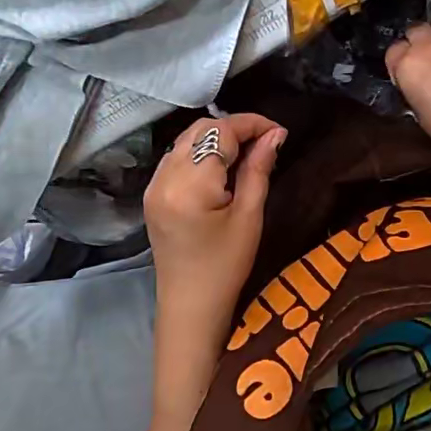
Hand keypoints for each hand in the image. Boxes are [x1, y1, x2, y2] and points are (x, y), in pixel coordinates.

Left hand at [144, 113, 286, 333]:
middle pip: (200, 129)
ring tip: (246, 153)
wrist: (190, 305)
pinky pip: (175, 158)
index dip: (251, 125)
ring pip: (185, 140)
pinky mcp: (152, 194)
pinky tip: (220, 167)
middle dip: (234, 128)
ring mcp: (153, 185)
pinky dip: (199, 152)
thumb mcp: (248, 217)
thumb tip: (275, 135)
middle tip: (265, 143)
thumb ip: (258, 170)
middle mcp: (164, 177)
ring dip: (216, 138)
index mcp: (190, 184)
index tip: (279, 132)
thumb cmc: (226, 267)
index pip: (221, 132)